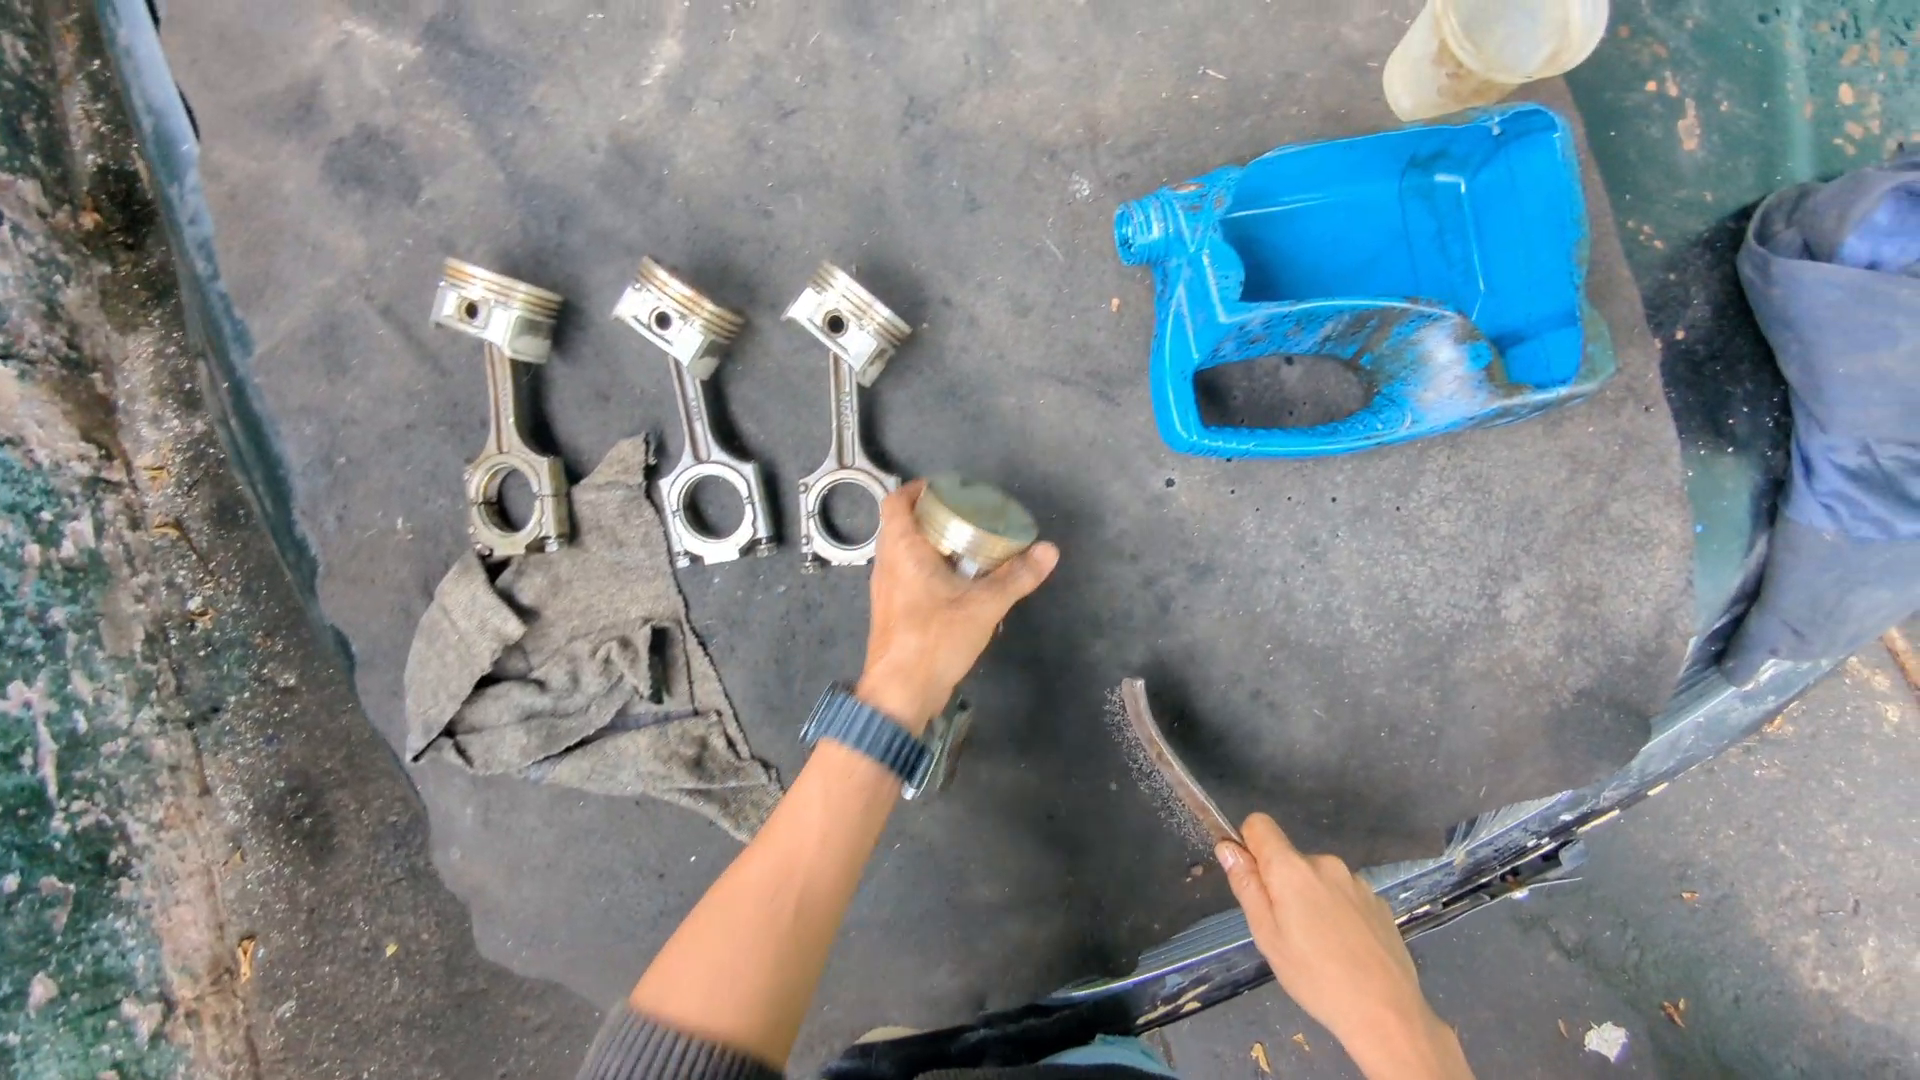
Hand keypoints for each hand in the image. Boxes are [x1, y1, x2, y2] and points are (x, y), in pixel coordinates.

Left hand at [855, 479, 1058, 732]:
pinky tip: (955, 582)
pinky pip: (905, 576)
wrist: (900, 692)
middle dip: (931, 516)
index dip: (916, 489)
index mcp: (901, 550)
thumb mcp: (983, 606)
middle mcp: (886, 564)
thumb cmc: (935, 639)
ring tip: (966, 546)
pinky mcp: (891, 611)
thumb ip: (1016, 577)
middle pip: (900, 525)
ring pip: (902, 552)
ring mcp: (885, 590)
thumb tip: (1048, 551)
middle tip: (966, 516)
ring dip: (929, 544)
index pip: (895, 503)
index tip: (945, 489)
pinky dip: (926, 569)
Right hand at [1216, 814, 1472, 1079]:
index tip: (1254, 881)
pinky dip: (1338, 911)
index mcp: (1292, 868)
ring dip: (1312, 898)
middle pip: (1289, 858)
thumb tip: (1227, 847)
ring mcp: (1357, 882)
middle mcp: (1326, 863)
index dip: (1248, 845)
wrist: (1387, 1014)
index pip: (1259, 824)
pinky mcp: (1379, 902)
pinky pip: (1344, 894)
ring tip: (1320, 944)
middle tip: (1287, 931)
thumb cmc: (1315, 977)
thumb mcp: (1266, 936)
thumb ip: (1246, 885)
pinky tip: (1347, 948)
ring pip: (1318, 878)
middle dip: (1282, 884)